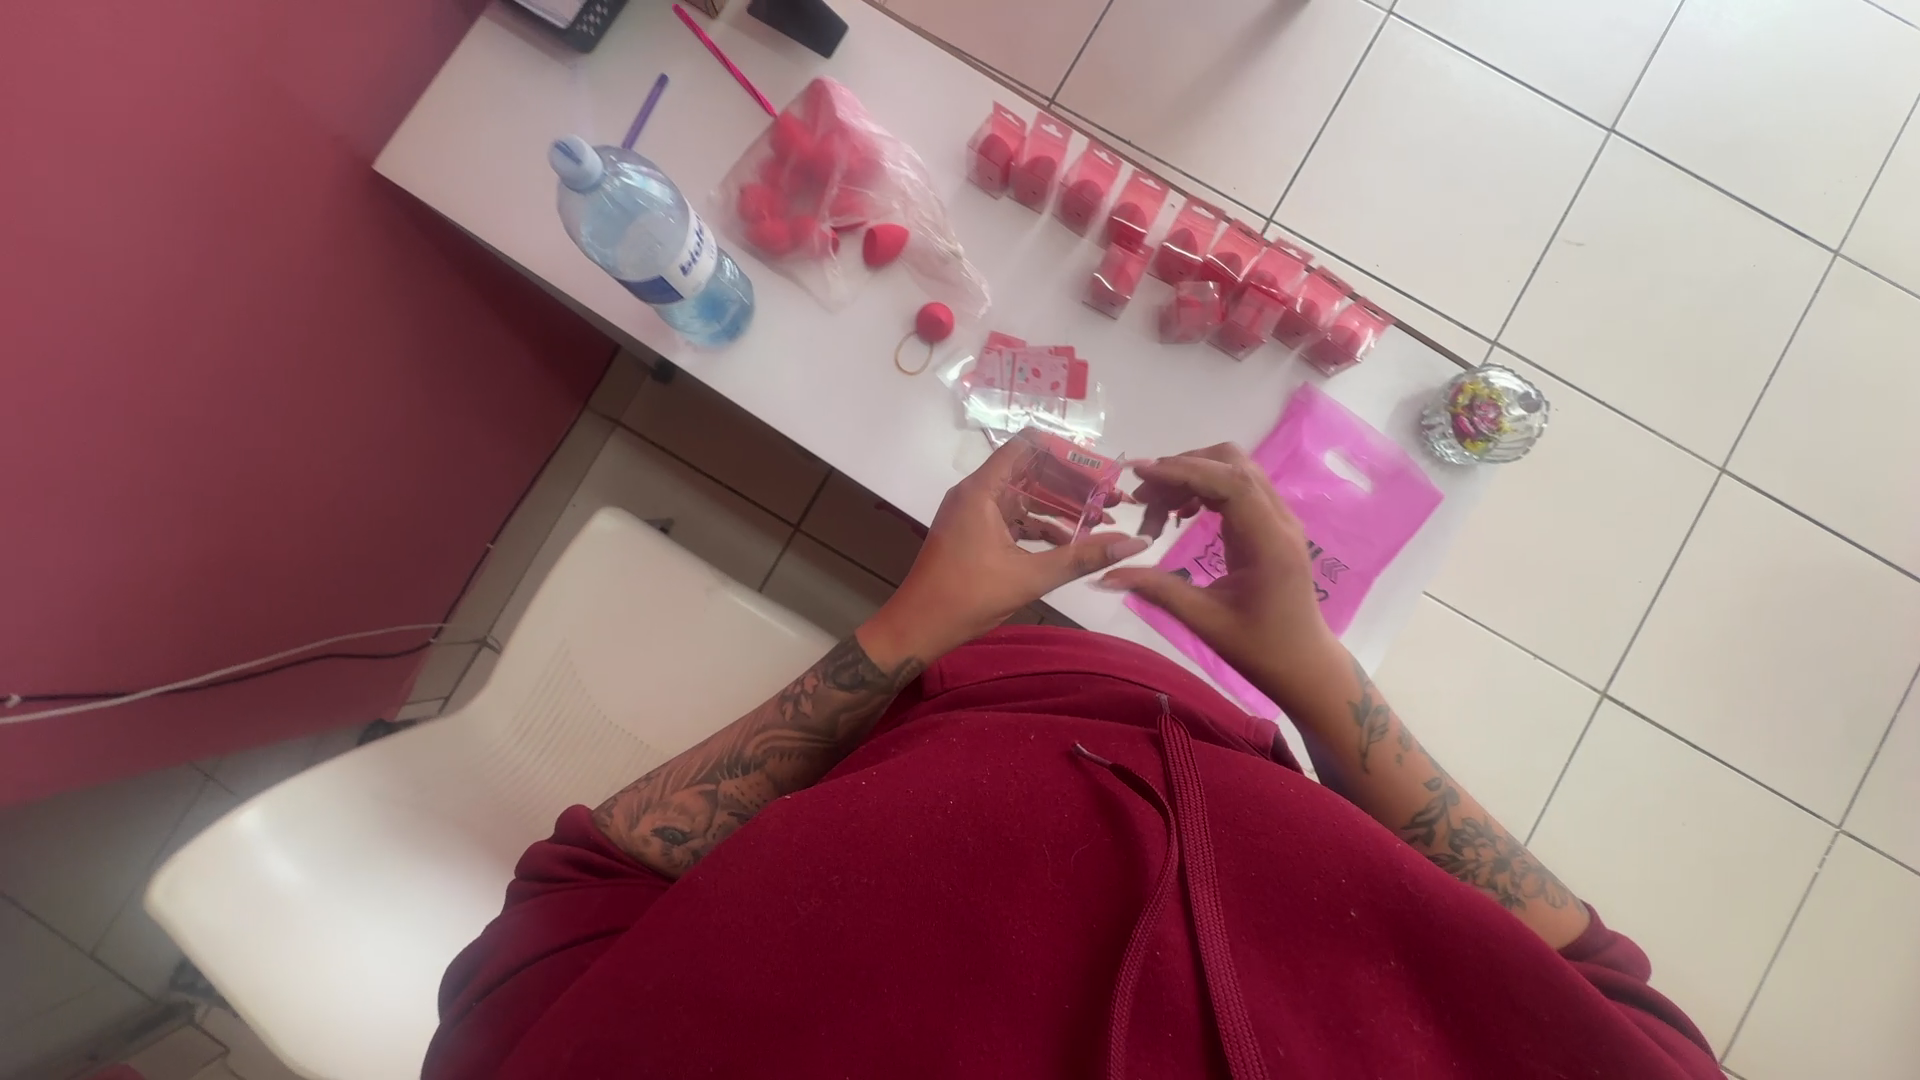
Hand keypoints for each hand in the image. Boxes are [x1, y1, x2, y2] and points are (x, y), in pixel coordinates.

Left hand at [859, 438, 1149, 663]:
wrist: (918, 627)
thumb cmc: (968, 597)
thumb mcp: (1030, 576)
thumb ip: (1082, 556)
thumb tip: (1134, 543)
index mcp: (982, 490)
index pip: (1027, 447)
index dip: (1066, 453)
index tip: (1100, 468)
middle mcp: (975, 493)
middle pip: (1030, 472)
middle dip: (1072, 484)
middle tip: (1112, 497)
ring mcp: (973, 513)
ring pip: (1023, 498)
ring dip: (1059, 508)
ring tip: (1101, 520)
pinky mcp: (973, 533)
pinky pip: (1013, 518)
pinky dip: (1040, 526)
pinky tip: (1070, 540)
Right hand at [1098, 443, 1344, 712]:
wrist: (1302, 662)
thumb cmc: (1259, 647)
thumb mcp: (1203, 621)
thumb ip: (1156, 590)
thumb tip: (1103, 576)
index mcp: (1268, 541)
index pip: (1230, 483)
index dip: (1183, 470)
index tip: (1140, 475)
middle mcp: (1278, 519)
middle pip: (1232, 464)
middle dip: (1183, 467)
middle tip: (1143, 496)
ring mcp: (1277, 518)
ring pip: (1233, 470)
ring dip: (1191, 476)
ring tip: (1156, 507)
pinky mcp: (1268, 524)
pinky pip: (1235, 488)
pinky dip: (1203, 488)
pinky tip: (1180, 513)